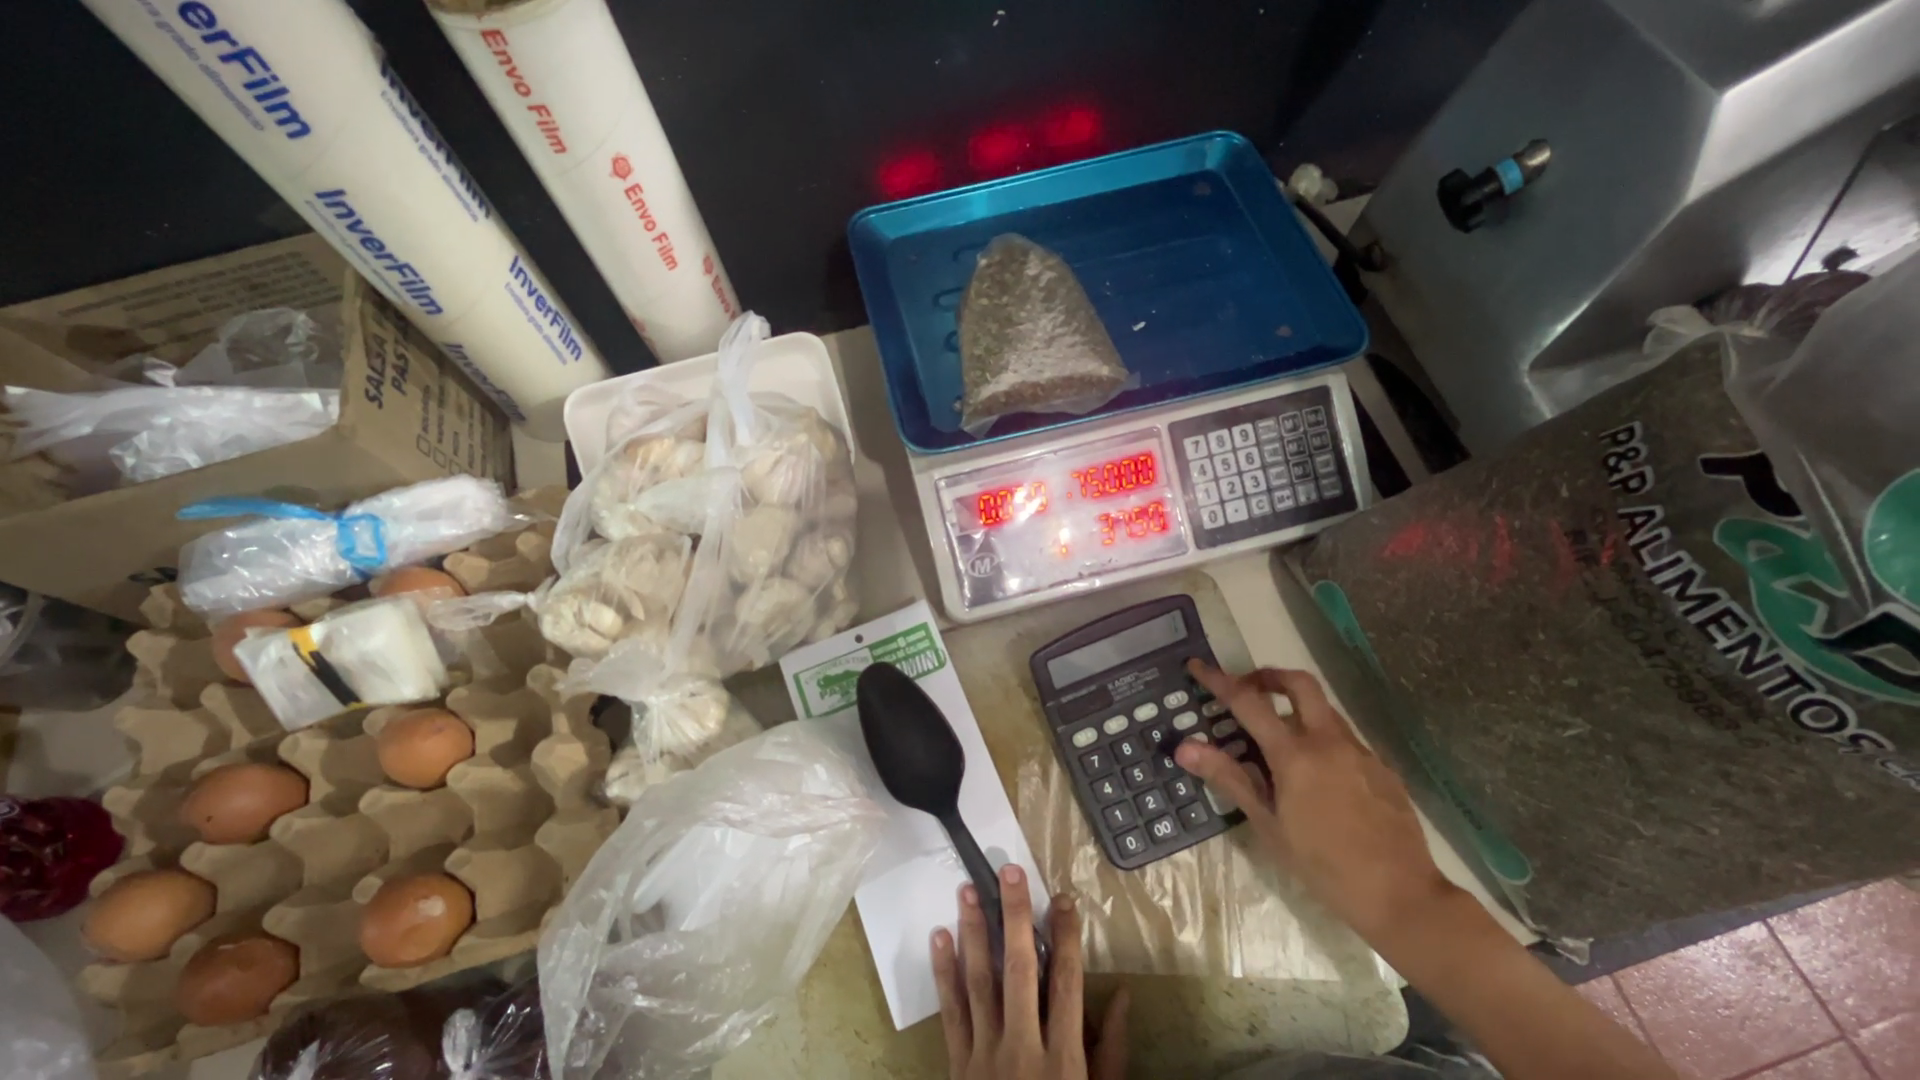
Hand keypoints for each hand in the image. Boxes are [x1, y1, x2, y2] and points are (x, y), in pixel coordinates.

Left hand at [932, 864, 1128, 1079]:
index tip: (1063, 898)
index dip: (1066, 938)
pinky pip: (950, 1012)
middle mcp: (1022, 1049)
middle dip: (1014, 918)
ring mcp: (984, 1057)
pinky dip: (943, 972)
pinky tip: (939, 937)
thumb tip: (1122, 994)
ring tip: (967, 891)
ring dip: (972, 933)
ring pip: (978, 983)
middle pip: (1018, 971)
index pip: (1066, 983)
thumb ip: (1111, 1050)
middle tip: (1007, 873)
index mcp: (1063, 1059)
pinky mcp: (957, 1066)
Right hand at [1176, 661, 1456, 941]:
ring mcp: (1360, 751)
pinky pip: (1344, 737)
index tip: (1198, 666)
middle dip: (1268, 677)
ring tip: (1275, 735)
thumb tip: (1185, 747)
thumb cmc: (1323, 865)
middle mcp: (1329, 740)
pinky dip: (1320, 736)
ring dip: (1296, 706)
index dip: (1219, 681)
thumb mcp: (1268, 825)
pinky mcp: (1381, 768)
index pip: (1249, 702)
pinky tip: (1314, 773)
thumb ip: (1229, 778)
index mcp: (1295, 754)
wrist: (1401, 894)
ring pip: (1324, 709)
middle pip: (1299, 683)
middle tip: (1246, 690)